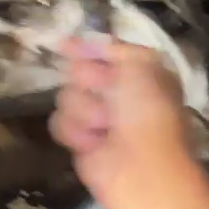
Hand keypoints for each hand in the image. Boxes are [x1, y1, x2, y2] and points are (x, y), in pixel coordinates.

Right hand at [50, 39, 196, 202]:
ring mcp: (97, 117)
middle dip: (90, 82)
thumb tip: (78, 43)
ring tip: (105, 126)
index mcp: (138, 72)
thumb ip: (114, 47)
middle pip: (79, 71)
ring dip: (86, 110)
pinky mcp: (80, 141)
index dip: (88, 48)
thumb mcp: (142, 64)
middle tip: (107, 95)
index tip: (67, 45)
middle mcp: (117, 93)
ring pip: (66, 97)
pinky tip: (94, 143)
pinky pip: (59, 123)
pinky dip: (77, 132)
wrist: (142, 165)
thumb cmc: (148, 111)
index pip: (103, 50)